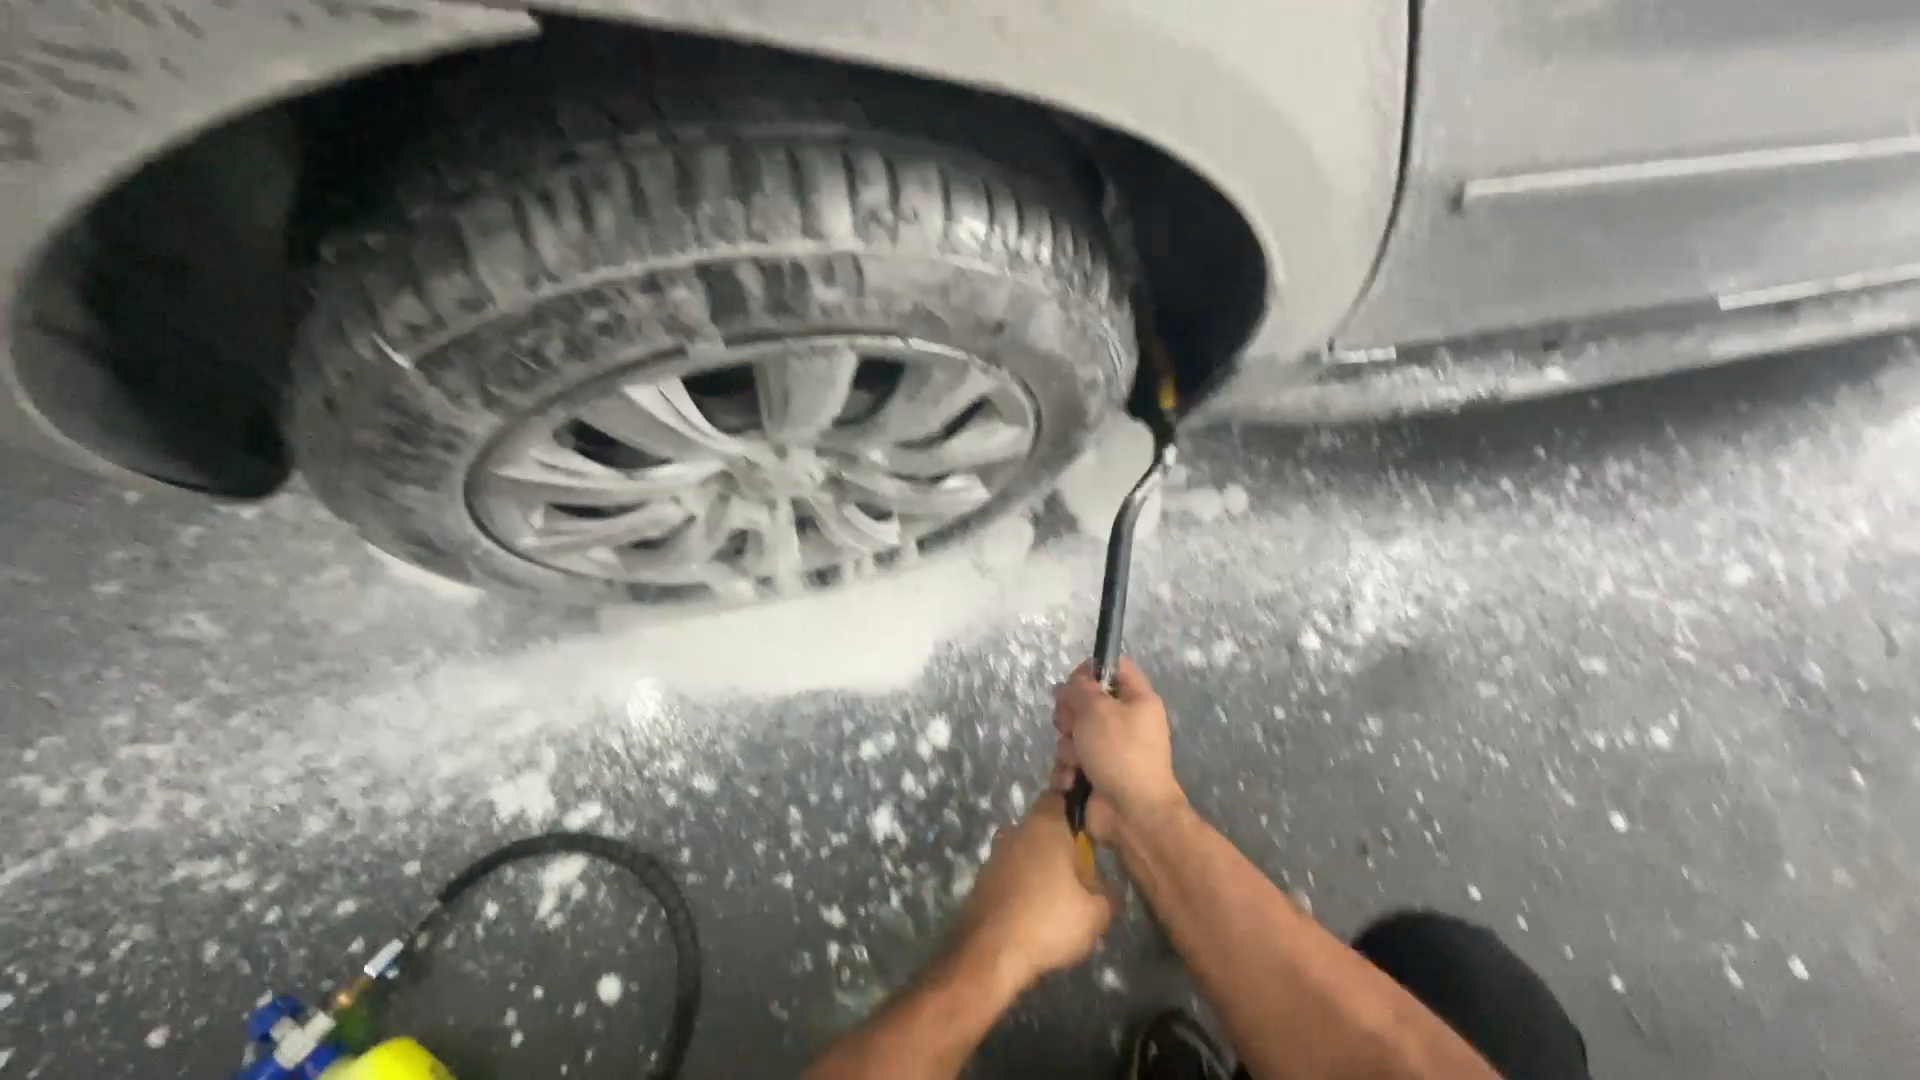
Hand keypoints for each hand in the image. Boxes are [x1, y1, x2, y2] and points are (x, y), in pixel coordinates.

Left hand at [951, 791, 1113, 986]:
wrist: (989, 953)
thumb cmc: (1048, 921)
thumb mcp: (1095, 915)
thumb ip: (1107, 896)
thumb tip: (1106, 890)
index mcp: (1044, 826)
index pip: (1059, 796)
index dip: (1074, 807)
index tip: (1088, 829)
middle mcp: (1015, 831)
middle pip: (1042, 828)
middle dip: (1059, 847)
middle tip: (1080, 877)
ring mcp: (993, 856)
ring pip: (1024, 853)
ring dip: (1039, 870)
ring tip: (1057, 903)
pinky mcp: (980, 881)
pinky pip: (1008, 876)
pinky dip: (1020, 889)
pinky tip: (1032, 916)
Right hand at [1050, 657, 1186, 841]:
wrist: (1132, 813)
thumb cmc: (1120, 752)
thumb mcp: (1098, 709)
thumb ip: (1080, 688)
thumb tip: (1073, 684)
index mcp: (1136, 700)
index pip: (1115, 668)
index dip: (1092, 670)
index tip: (1074, 682)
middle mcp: (1124, 722)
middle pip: (1084, 702)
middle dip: (1069, 716)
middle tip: (1072, 726)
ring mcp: (1108, 749)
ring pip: (1072, 734)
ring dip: (1068, 749)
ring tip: (1077, 762)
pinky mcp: (1094, 773)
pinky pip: (1070, 761)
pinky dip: (1068, 771)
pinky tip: (1072, 781)